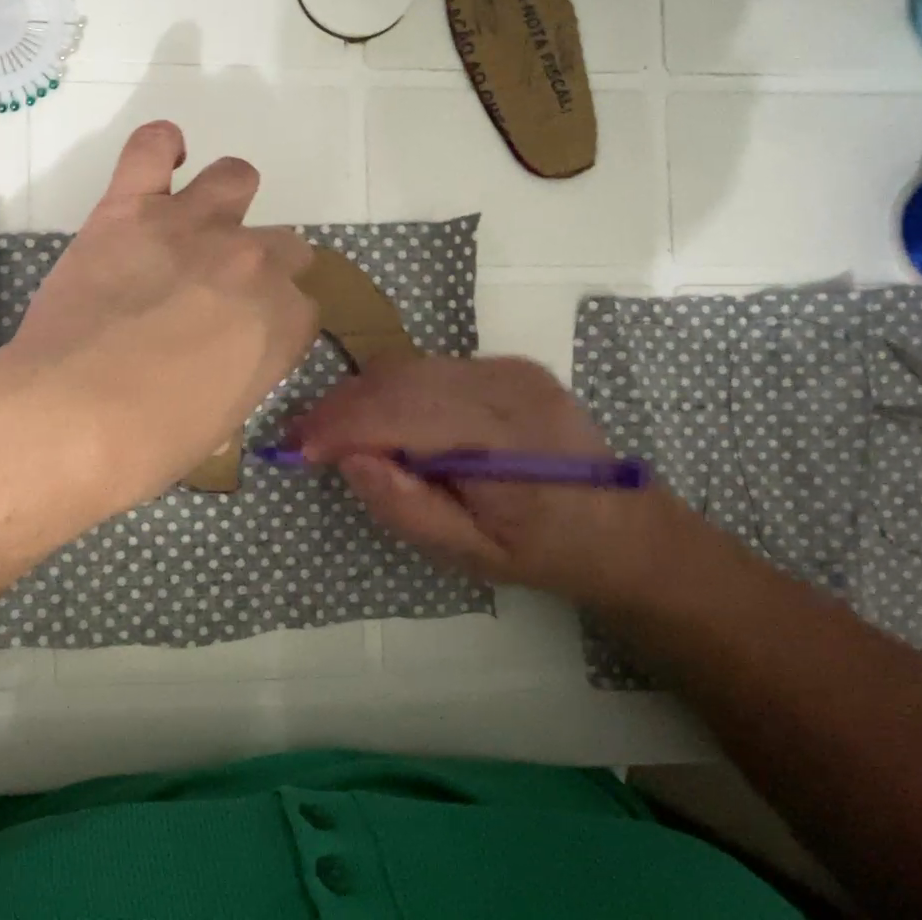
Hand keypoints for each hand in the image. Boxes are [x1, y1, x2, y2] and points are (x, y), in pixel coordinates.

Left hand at [0, 121, 318, 512]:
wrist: (70, 416)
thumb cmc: (146, 445)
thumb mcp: (216, 427)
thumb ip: (232, 380)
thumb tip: (213, 372)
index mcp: (283, 323)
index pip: (300, 306)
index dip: (268, 322)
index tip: (237, 338)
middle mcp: (252, 262)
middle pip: (280, 244)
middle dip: (254, 269)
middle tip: (209, 297)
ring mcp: (190, 226)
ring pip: (235, 180)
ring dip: (224, 202)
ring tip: (190, 229)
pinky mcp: (128, 208)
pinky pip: (152, 147)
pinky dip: (160, 148)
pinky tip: (158, 165)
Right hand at [288, 356, 691, 604]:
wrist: (625, 529)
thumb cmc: (544, 552)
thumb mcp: (471, 555)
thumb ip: (407, 508)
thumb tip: (350, 459)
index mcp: (507, 440)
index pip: (402, 411)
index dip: (340, 425)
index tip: (295, 449)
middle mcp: (509, 387)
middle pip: (397, 377)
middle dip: (338, 406)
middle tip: (301, 441)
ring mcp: (509, 369)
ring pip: (407, 366)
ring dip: (360, 396)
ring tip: (333, 435)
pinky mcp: (505, 365)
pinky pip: (426, 367)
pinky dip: (389, 391)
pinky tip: (382, 424)